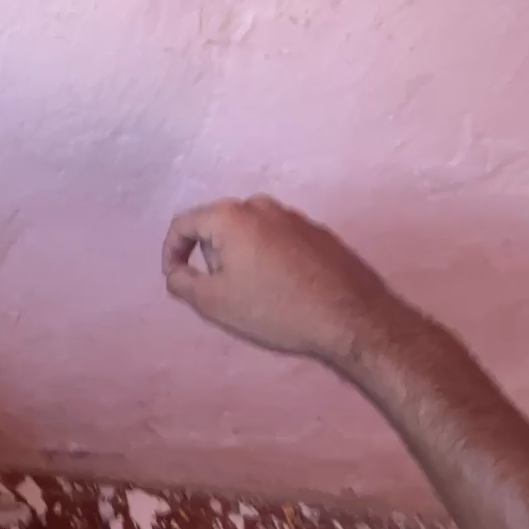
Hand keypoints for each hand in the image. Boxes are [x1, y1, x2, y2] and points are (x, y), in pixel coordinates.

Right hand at [161, 195, 407, 362]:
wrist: (357, 322)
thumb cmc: (275, 309)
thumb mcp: (213, 302)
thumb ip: (180, 282)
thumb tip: (175, 272)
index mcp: (229, 215)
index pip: (182, 225)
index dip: (171, 252)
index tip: (176, 279)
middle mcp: (259, 205)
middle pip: (216, 226)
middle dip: (211, 255)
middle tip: (222, 289)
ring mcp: (294, 217)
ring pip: (248, 232)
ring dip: (241, 256)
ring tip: (255, 292)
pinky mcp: (320, 233)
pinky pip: (278, 240)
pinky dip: (270, 258)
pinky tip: (284, 288)